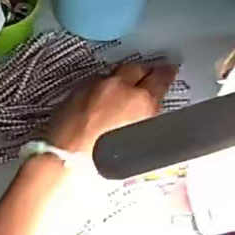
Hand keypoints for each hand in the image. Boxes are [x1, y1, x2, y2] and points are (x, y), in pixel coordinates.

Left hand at [43, 63, 176, 156]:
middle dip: (144, 72)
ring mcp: (95, 86)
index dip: (167, 73)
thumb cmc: (101, 165)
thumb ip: (147, 126)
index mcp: (141, 101)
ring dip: (122, 78)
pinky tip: (100, 99)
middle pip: (137, 68)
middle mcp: (119, 87)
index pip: (161, 78)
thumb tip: (149, 119)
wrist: (64, 162)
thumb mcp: (137, 151)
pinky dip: (102, 86)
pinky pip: (95, 81)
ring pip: (114, 73)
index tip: (169, 71)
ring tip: (124, 88)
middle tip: (148, 77)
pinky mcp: (75, 90)